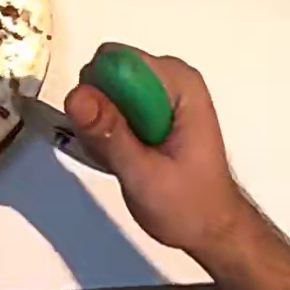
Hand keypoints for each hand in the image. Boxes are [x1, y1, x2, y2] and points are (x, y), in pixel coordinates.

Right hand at [64, 47, 253, 258]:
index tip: (101, 134)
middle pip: (105, 72)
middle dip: (97, 112)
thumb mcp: (145, 176)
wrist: (211, 230)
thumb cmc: (189, 206)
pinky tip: (121, 158)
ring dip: (100, 126)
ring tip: (121, 160)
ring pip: (102, 89)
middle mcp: (167, 75)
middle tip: (114, 153)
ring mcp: (157, 88)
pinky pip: (108, 102)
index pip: (114, 60)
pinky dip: (105, 131)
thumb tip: (77, 95)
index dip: (97, 93)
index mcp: (178, 81)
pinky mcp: (147, 103)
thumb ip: (109, 135)